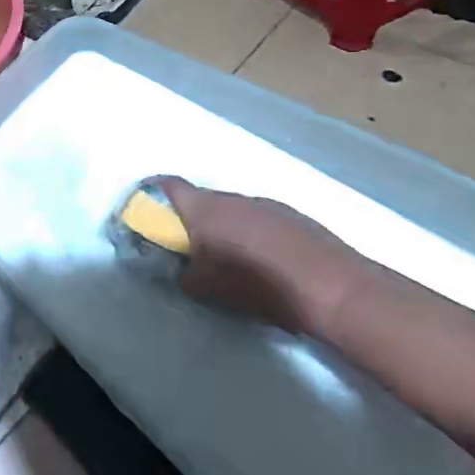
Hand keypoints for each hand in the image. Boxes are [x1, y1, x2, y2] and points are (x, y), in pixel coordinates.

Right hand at [155, 178, 362, 334]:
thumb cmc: (259, 284)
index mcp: (206, 209)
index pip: (168, 185)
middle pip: (201, 199)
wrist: (331, 287)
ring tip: (226, 256)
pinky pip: (259, 219)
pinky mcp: (292, 217)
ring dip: (223, 227)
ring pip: (233, 209)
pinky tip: (260, 260)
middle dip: (190, 219)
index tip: (143, 209)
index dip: (151, 193)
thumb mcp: (209, 288)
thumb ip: (186, 275)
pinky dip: (251, 233)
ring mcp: (266, 204)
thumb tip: (181, 270)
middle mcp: (233, 198)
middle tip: (185, 245)